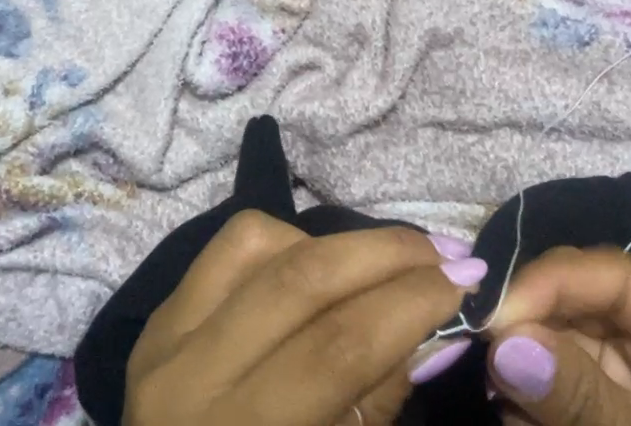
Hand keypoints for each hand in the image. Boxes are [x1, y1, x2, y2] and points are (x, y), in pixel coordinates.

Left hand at [124, 211, 485, 425]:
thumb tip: (441, 317)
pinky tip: (317, 262)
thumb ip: (383, 391)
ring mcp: (167, 337)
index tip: (469, 278)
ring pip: (263, 243)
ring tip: (388, 259)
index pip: (339, 346)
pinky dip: (287, 238)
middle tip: (446, 250)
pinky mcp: (161, 313)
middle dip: (388, 253)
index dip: (412, 302)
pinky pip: (233, 245)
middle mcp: (192, 380)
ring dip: (341, 242)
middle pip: (303, 281)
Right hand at [485, 247, 630, 425]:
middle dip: (529, 323)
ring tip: (509, 407)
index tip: (493, 317)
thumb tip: (503, 342)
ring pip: (557, 333)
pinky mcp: (606, 401)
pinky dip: (526, 396)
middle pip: (580, 297)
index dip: (551, 281)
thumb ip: (583, 400)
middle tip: (486, 362)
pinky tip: (518, 418)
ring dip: (521, 363)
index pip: (617, 275)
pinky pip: (553, 376)